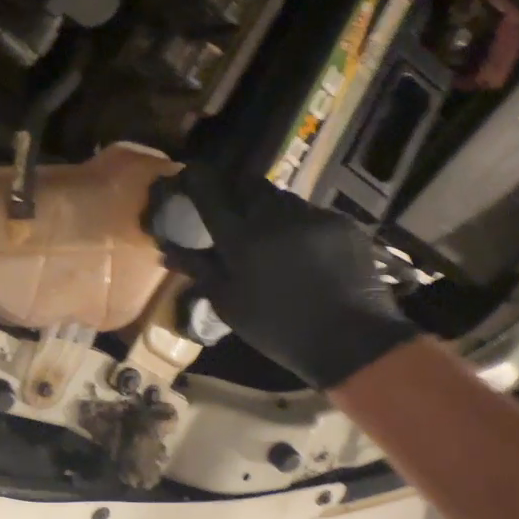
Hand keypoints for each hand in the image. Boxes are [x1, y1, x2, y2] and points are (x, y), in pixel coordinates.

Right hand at [146, 166, 418, 388]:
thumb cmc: (278, 327)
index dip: (196, 180)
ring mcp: (312, 217)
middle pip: (249, 185)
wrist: (351, 340)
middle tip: (230, 206)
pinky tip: (300, 248)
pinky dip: (298, 224)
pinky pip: (311, 213)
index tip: (188, 177)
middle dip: (235, 190)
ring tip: (267, 231)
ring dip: (267, 208)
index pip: (210, 192)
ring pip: (281, 197)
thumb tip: (167, 252)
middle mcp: (274, 216)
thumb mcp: (228, 304)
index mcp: (240, 238)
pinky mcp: (342, 224)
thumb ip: (199, 270)